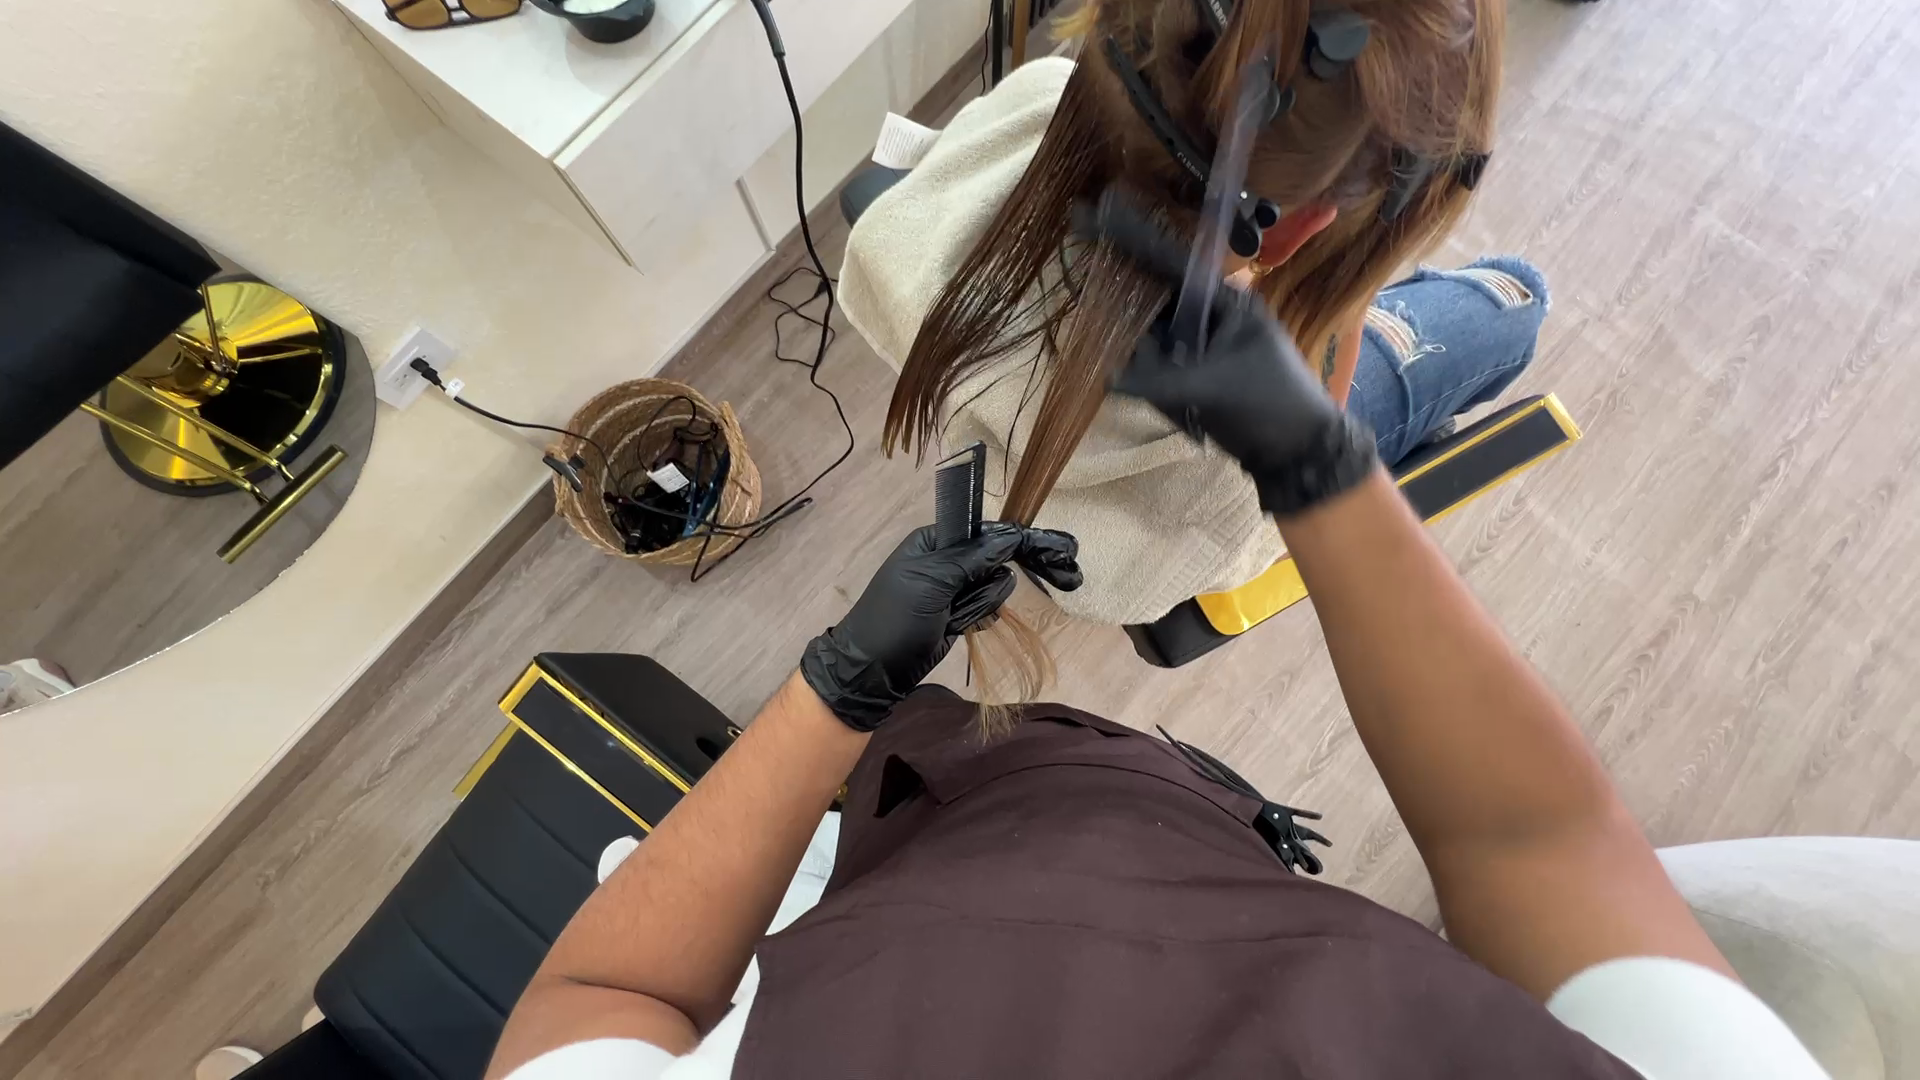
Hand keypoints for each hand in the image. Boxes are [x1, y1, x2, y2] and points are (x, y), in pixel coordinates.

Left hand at [801, 523, 1080, 730]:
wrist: (871, 672)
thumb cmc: (895, 619)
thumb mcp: (933, 581)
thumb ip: (973, 557)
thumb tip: (1010, 537)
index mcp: (935, 540)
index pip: (990, 531)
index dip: (1026, 539)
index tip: (1063, 548)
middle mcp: (947, 558)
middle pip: (998, 556)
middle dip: (1027, 566)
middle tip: (1071, 576)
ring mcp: (953, 587)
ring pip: (994, 585)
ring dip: (980, 604)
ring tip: (952, 617)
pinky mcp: (957, 612)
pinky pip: (984, 607)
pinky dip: (979, 616)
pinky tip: (959, 626)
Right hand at [1074, 187, 1378, 516]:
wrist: (1298, 449)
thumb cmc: (1265, 406)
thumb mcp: (1209, 389)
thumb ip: (1153, 380)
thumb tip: (1105, 376)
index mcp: (1224, 301)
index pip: (1169, 260)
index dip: (1129, 237)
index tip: (1092, 212)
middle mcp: (1211, 313)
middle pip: (1155, 292)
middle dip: (1122, 293)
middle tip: (1087, 290)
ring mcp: (1204, 341)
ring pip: (1154, 327)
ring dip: (1131, 335)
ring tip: (1118, 350)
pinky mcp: (1197, 369)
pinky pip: (1159, 356)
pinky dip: (1141, 363)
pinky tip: (1124, 373)